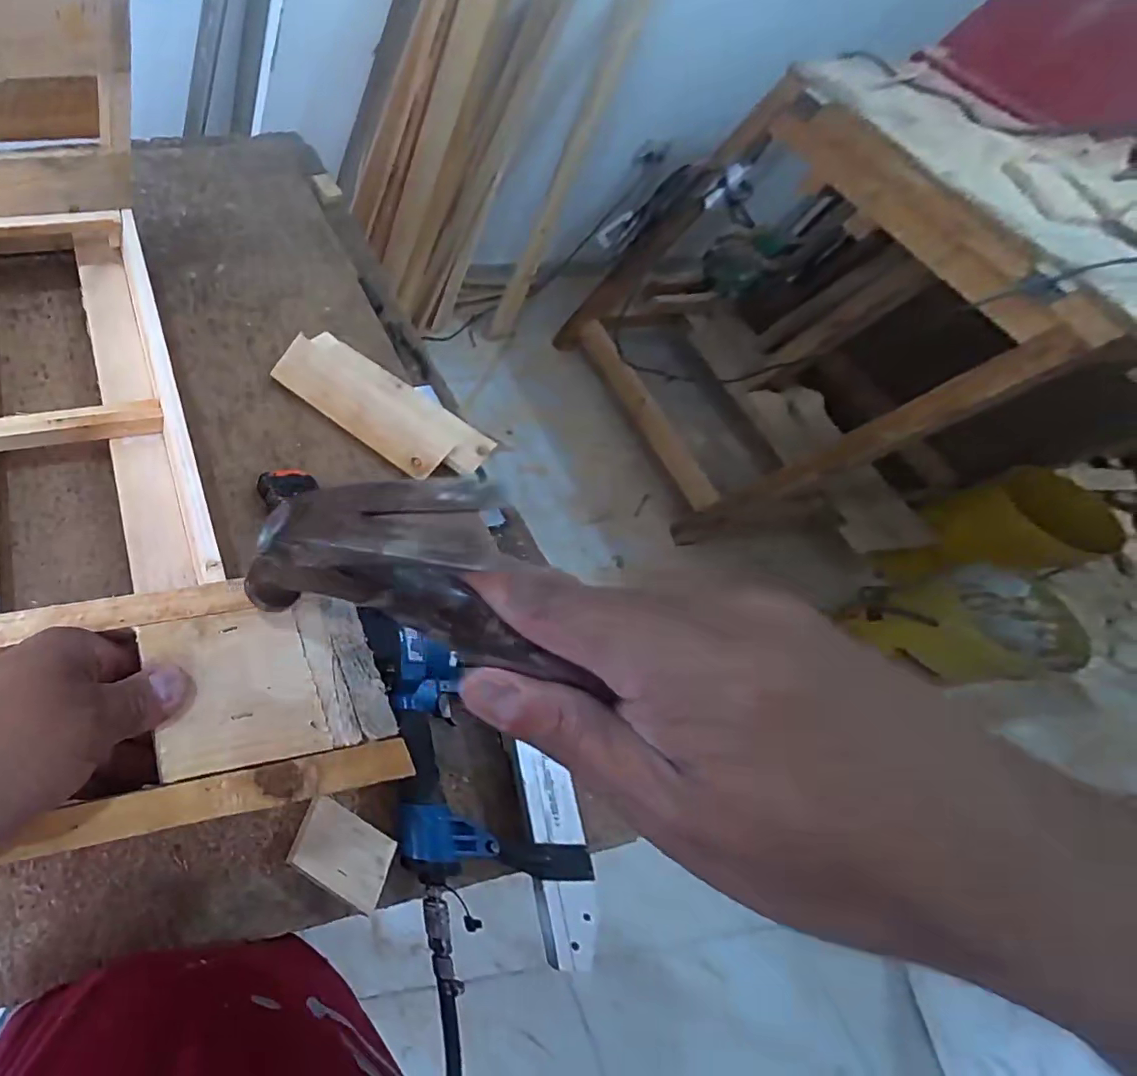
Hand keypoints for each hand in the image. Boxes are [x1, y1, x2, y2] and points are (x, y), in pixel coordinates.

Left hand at [0, 627, 192, 865]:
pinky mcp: (21, 763)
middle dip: (155, 724)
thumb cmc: (11, 746)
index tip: (209, 709)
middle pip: (118, 696)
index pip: (135, 655)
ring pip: (98, 735)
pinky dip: (100, 780)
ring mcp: (35, 723)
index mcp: (70, 652)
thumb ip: (137, 702)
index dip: (169, 680)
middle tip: (203, 754)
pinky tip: (130, 799)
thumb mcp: (87, 721)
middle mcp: (54, 680)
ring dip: (131, 757)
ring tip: (179, 782)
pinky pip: (74, 764)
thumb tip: (181, 675)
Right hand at [453, 569, 1133, 994]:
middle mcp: (708, 608)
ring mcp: (757, 609)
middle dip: (540, 637)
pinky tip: (682, 711)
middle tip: (525, 699)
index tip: (435, 588)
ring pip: (634, 611)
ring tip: (615, 723)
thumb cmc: (816, 854)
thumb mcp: (668, 812)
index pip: (545, 599)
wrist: (1020, 867)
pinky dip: (648, 649)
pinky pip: (684, 619)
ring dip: (597, 649)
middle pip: (586, 603)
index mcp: (670, 653)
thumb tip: (477, 683)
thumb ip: (566, 733)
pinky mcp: (789, 623)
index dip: (485, 590)